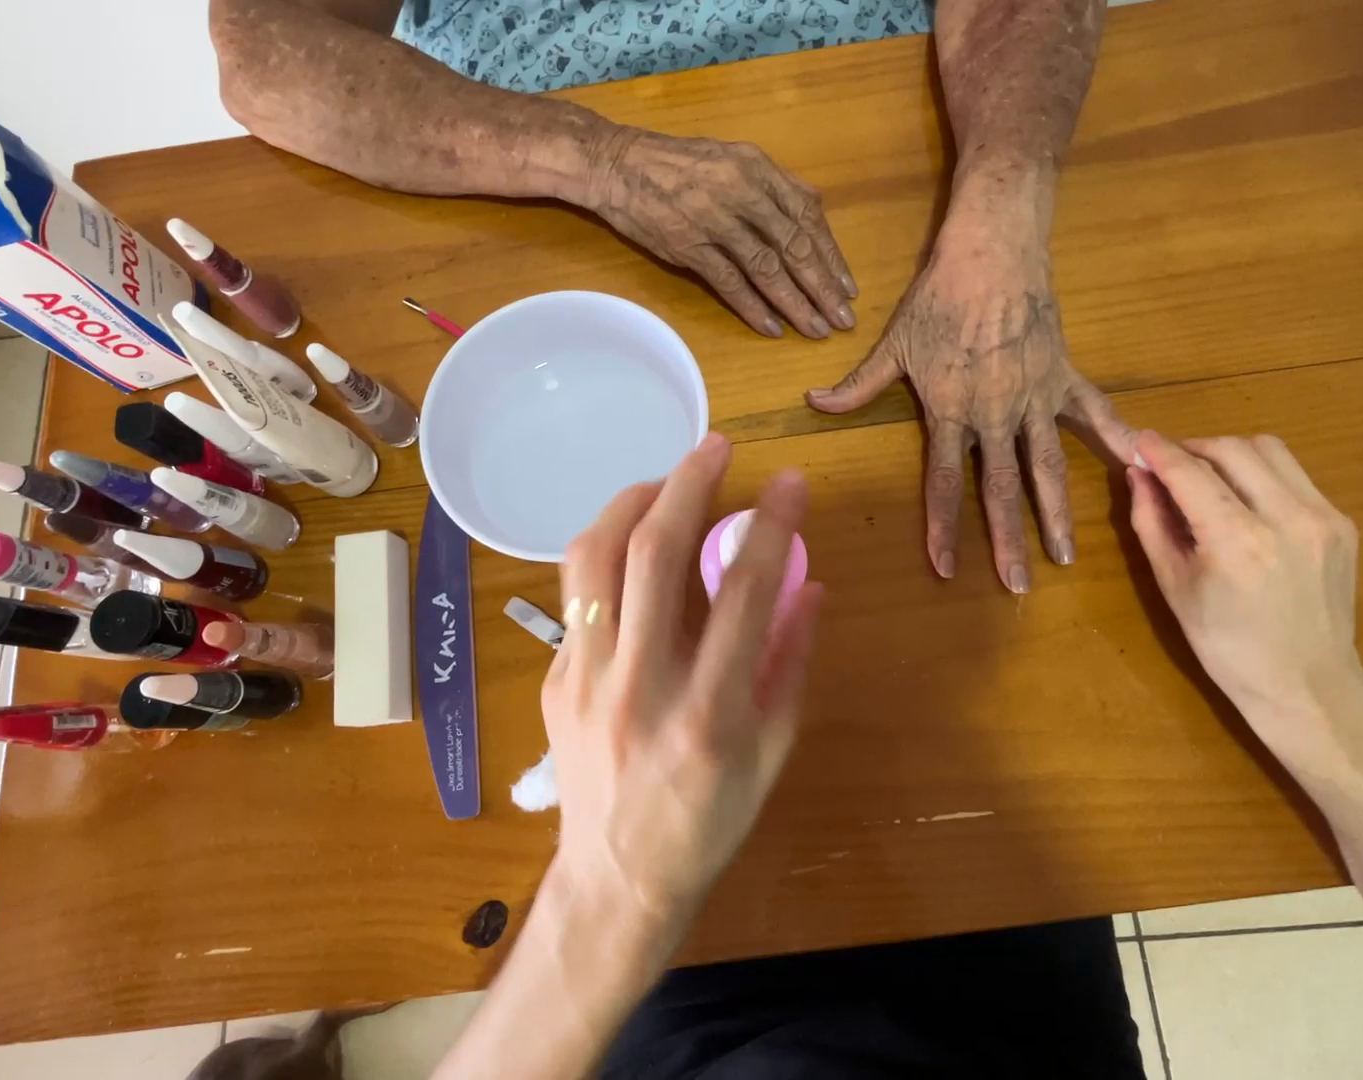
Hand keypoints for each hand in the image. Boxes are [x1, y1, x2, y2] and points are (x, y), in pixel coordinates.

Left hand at [544, 432, 823, 922]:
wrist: (618, 876)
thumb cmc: (709, 820)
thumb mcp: (772, 754)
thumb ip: (792, 663)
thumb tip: (809, 584)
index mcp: (711, 712)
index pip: (744, 591)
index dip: (771, 523)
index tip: (789, 481)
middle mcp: (641, 686)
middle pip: (653, 554)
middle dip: (688, 483)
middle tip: (715, 447)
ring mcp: (584, 680)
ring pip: (592, 559)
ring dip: (630, 503)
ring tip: (663, 484)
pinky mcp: (553, 680)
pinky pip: (578, 596)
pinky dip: (608, 555)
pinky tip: (632, 551)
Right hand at [583, 127, 856, 339]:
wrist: (617, 164)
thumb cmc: (678, 164)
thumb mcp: (732, 157)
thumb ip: (772, 184)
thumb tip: (811, 207)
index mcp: (758, 168)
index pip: (808, 216)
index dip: (831, 255)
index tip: (847, 287)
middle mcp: (743, 192)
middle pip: (794, 246)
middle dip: (822, 287)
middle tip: (842, 319)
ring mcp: (716, 220)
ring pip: (767, 268)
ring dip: (795, 303)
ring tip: (815, 330)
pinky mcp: (690, 245)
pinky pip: (729, 282)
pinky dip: (753, 308)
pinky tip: (772, 328)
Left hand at [807, 230, 1133, 591]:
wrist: (991, 251)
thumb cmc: (936, 299)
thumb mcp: (891, 345)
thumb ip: (856, 386)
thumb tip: (812, 402)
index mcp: (949, 412)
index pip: (945, 482)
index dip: (944, 527)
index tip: (947, 569)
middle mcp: (993, 414)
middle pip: (1000, 488)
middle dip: (1007, 541)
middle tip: (1018, 587)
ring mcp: (1033, 397)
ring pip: (1047, 465)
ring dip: (1056, 513)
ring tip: (1063, 555)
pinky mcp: (1063, 375)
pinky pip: (1093, 410)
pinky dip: (1116, 435)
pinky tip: (1140, 465)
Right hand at [1126, 430, 1362, 752]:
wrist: (1304, 681)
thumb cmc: (1222, 644)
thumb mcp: (1172, 585)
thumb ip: (1152, 522)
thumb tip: (1138, 475)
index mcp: (1236, 541)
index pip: (1192, 474)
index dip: (1160, 452)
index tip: (1138, 440)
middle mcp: (1286, 518)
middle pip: (1234, 449)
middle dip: (1193, 447)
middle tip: (1167, 461)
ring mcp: (1323, 518)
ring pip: (1270, 451)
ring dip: (1228, 453)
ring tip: (1204, 474)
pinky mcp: (1341, 523)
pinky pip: (1293, 477)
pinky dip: (1258, 474)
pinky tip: (1241, 499)